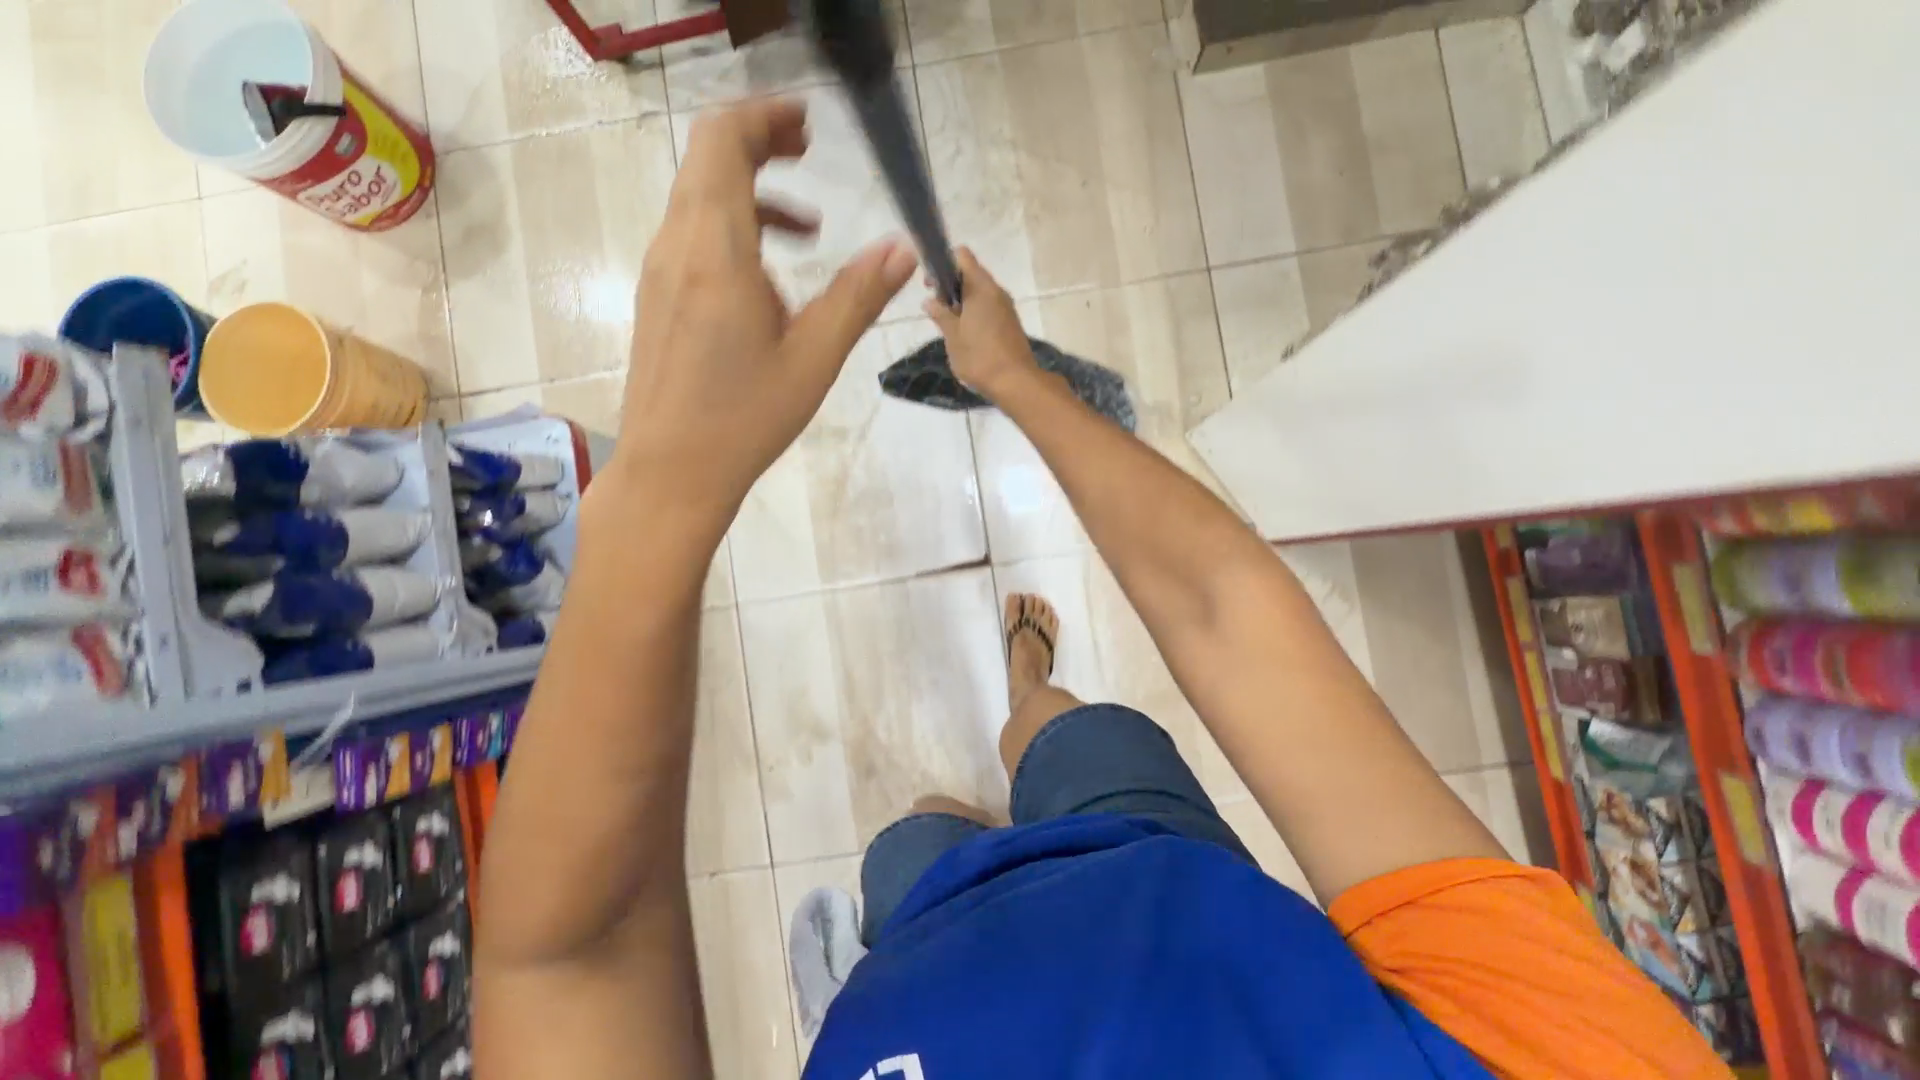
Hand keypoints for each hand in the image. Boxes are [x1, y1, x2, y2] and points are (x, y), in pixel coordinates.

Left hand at [614, 98, 917, 519]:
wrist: (672, 472)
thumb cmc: (746, 418)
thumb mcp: (814, 357)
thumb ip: (858, 295)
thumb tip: (904, 248)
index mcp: (715, 251)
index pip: (724, 142)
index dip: (765, 117)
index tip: (809, 124)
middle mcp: (677, 247)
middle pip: (707, 159)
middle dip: (759, 142)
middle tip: (810, 153)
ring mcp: (660, 272)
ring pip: (698, 197)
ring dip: (752, 192)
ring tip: (810, 230)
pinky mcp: (658, 297)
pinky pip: (693, 235)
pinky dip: (734, 229)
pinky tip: (772, 277)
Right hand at [923, 248, 1038, 399]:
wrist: (1015, 382)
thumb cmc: (979, 357)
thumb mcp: (952, 336)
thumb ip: (940, 314)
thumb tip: (929, 301)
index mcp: (980, 287)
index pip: (962, 256)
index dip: (943, 263)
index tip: (931, 284)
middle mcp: (996, 290)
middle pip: (970, 273)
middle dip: (950, 285)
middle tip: (937, 307)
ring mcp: (1005, 306)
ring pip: (979, 291)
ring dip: (962, 300)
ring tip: (949, 323)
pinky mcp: (1010, 321)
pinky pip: (988, 306)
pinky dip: (974, 311)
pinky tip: (965, 333)